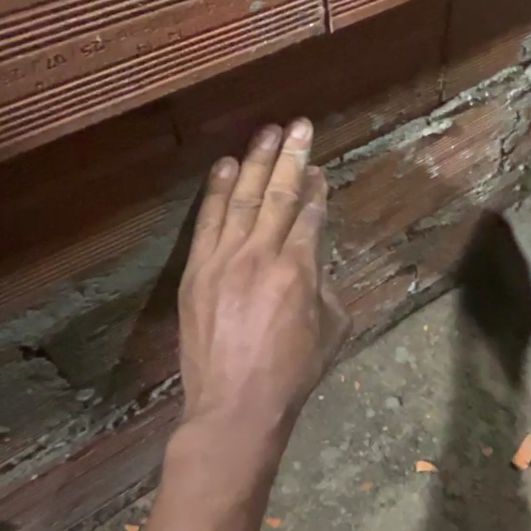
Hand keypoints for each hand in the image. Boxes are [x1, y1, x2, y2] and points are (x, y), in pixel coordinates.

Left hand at [177, 120, 348, 439]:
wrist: (235, 404)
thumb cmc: (295, 371)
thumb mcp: (333, 327)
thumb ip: (326, 285)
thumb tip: (314, 261)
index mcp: (300, 270)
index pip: (310, 215)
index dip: (316, 189)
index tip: (319, 169)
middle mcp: (262, 256)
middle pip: (278, 196)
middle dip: (292, 158)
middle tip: (300, 126)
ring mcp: (224, 261)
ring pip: (243, 199)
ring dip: (255, 162)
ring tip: (267, 133)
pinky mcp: (197, 272)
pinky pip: (208, 222)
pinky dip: (217, 191)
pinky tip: (226, 166)